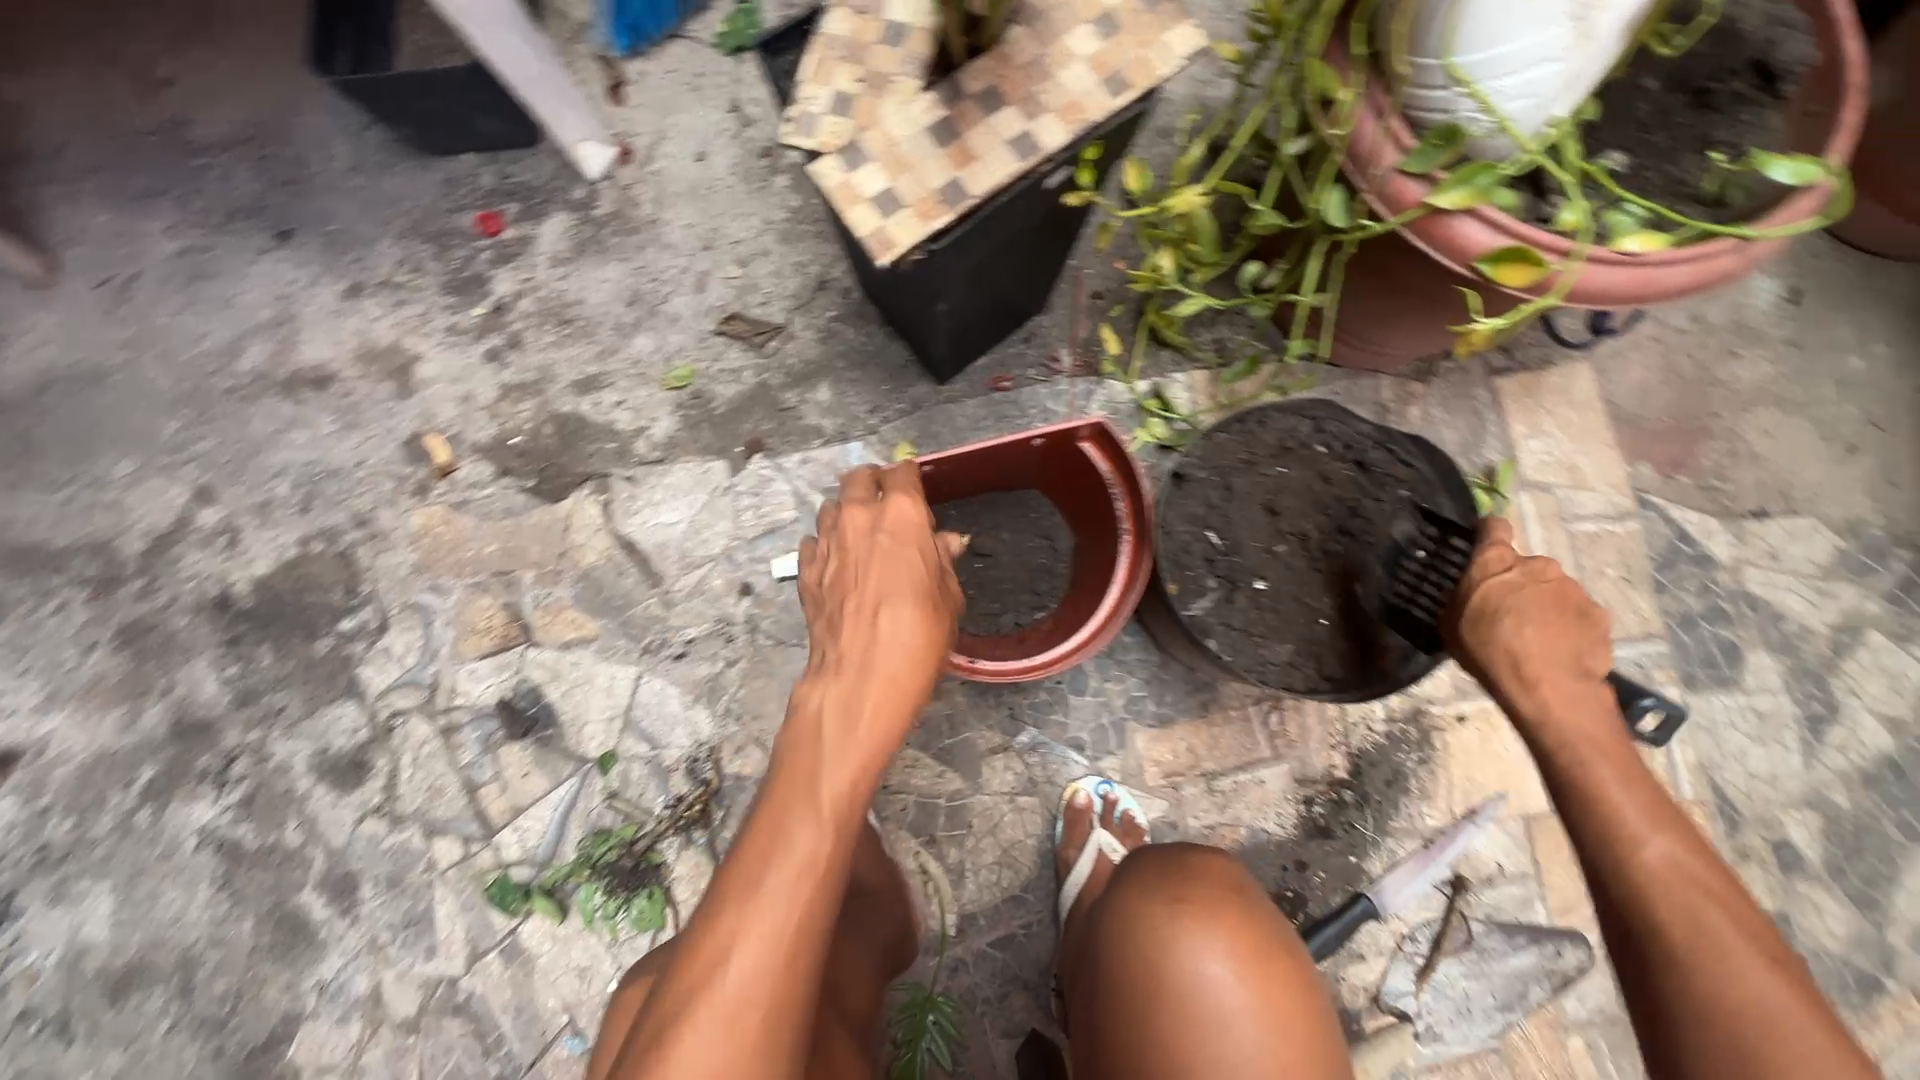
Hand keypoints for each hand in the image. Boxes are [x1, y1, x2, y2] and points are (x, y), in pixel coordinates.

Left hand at [794, 464, 966, 752]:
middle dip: (873, 482)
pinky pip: (813, 541)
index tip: (915, 489)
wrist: (860, 675)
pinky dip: (826, 543)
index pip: (902, 474)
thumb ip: (943, 561)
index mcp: (901, 514)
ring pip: (831, 506)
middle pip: (858, 478)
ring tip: (860, 533)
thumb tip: (945, 541)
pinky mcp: (805, 569)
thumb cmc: (919, 634)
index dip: (909, 478)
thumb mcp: (948, 597)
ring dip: (846, 511)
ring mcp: (826, 541)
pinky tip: (837, 561)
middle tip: (886, 502)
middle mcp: (859, 517)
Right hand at [1446, 517, 1613, 733]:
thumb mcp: (1450, 625)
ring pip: (1555, 591)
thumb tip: (1470, 595)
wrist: (1546, 684)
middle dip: (1520, 584)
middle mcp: (1538, 565)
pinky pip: (1579, 615)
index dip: (1488, 533)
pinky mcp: (1599, 614)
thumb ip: (1460, 601)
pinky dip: (1570, 627)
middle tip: (1509, 614)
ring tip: (1537, 640)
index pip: (1494, 527)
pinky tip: (1560, 651)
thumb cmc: (1486, 648)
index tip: (1484, 542)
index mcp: (1495, 562)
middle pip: (1527, 567)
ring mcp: (1573, 588)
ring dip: (1546, 606)